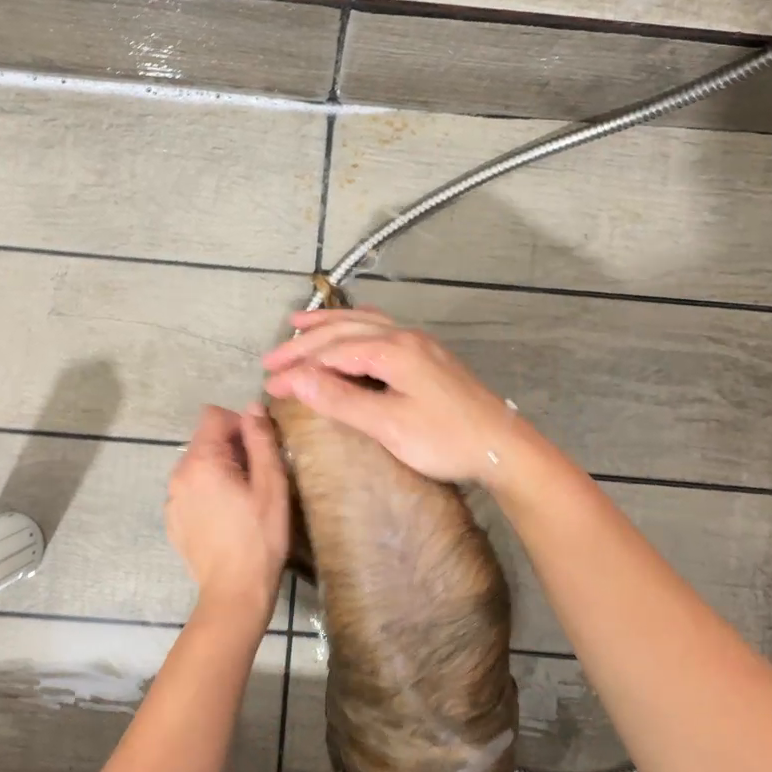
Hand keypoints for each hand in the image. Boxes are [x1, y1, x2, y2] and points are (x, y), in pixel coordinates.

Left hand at [165, 403, 288, 631]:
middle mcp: (178, 474)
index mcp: (201, 461)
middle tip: (257, 479)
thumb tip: (252, 407)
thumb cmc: (260, 536)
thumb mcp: (271, 484)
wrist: (234, 591)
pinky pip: (191, 491)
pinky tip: (227, 520)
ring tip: (243, 501)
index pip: (214, 415)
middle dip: (231, 449)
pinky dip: (208, 494)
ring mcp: (172, 499)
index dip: (240, 423)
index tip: (260, 450)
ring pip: (198, 467)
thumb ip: (261, 440)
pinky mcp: (173, 521)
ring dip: (219, 472)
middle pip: (205, 441)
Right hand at [261, 307, 521, 483]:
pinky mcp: (429, 357)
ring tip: (298, 325)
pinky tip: (352, 330)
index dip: (298, 368)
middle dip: (305, 344)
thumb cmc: (445, 440)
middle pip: (344, 331)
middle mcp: (405, 338)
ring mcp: (420, 345)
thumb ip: (341, 400)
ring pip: (364, 323)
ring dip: (328, 326)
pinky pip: (381, 329)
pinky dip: (355, 327)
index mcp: (393, 351)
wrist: (502, 448)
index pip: (332, 353)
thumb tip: (297, 380)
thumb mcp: (388, 425)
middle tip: (271, 360)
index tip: (269, 386)